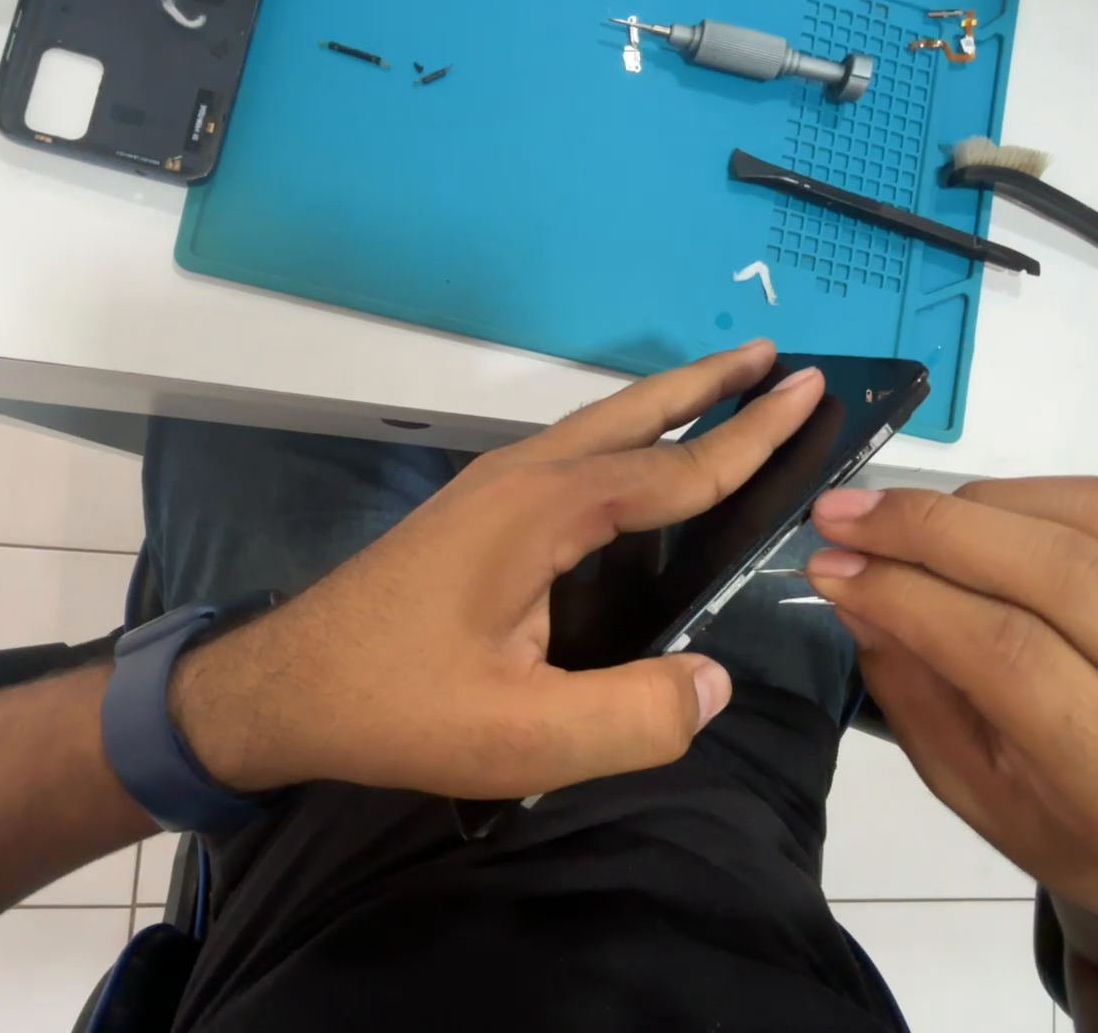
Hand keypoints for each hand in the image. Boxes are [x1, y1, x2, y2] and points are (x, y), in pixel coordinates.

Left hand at [172, 339, 825, 799]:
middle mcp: (520, 478)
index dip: (750, 439)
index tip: (811, 394)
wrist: (286, 686)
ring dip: (663, 409)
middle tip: (775, 359)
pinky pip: (569, 460)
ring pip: (596, 430)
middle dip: (709, 385)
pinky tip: (635, 477)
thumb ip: (633, 717)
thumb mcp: (522, 738)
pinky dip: (623, 448)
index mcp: (542, 513)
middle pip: (633, 416)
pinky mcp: (474, 512)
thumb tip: (712, 680)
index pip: (673, 470)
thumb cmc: (395, 706)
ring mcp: (490, 489)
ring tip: (720, 399)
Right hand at [803, 479, 1097, 965]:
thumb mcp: (964, 786)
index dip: (908, 595)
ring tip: (897, 517)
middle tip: (842, 514)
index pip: (1016, 658)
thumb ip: (909, 685)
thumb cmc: (1065, 836)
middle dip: (932, 529)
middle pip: (1067, 576)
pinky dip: (1027, 497)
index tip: (827, 566)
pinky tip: (967, 513)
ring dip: (974, 505)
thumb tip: (852, 584)